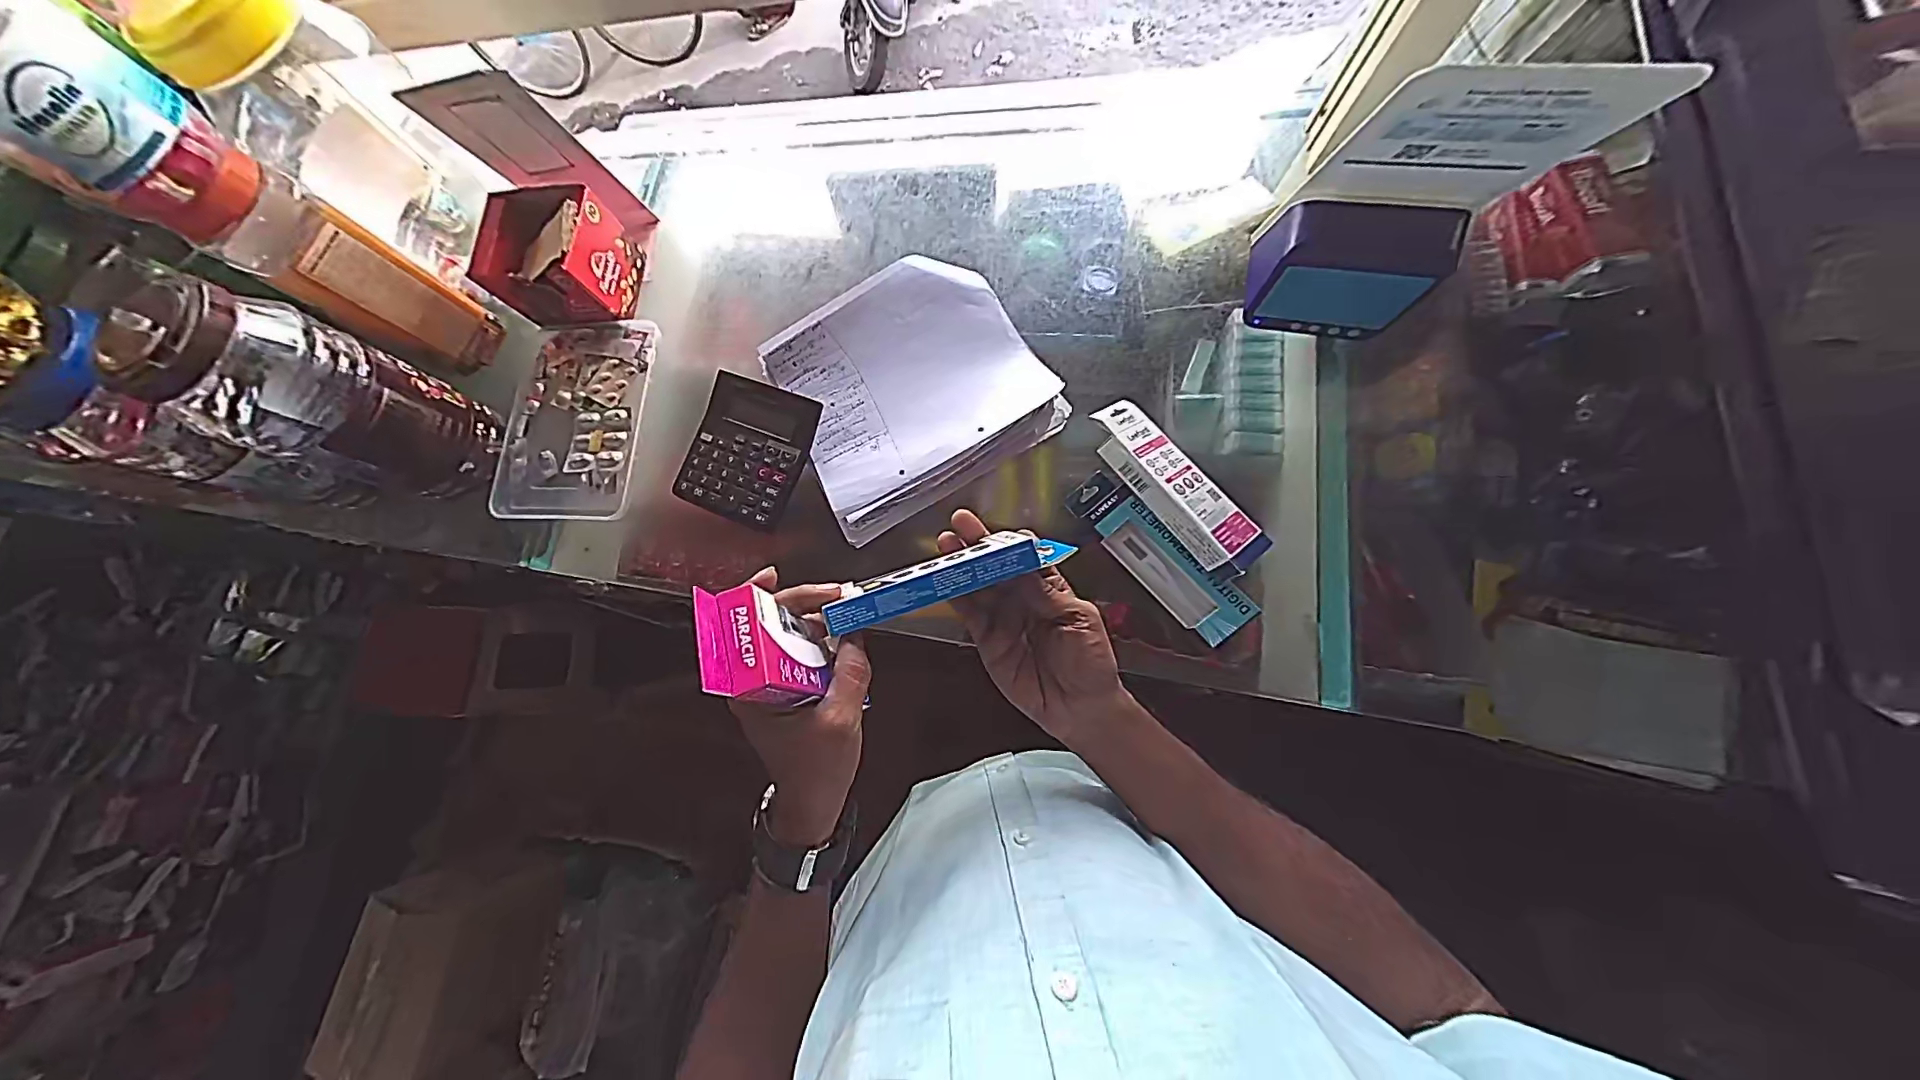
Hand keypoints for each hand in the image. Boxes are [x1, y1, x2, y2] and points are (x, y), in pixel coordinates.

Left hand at [729, 567, 871, 846]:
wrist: (811, 802)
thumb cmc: (815, 771)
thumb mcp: (840, 720)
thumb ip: (850, 673)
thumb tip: (854, 634)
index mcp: (750, 689)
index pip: (743, 630)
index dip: (756, 598)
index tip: (774, 578)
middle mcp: (753, 681)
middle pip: (767, 623)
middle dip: (801, 602)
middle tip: (837, 597)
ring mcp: (770, 683)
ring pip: (786, 633)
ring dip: (815, 618)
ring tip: (846, 613)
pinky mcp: (787, 687)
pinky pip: (799, 650)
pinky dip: (820, 637)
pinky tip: (841, 635)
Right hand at [938, 508, 1128, 746]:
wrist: (1081, 707)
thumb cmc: (1091, 663)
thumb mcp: (1079, 621)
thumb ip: (1049, 594)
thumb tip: (1025, 568)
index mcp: (1050, 588)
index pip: (1025, 556)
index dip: (1008, 542)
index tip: (995, 531)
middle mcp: (1024, 599)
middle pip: (996, 565)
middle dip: (977, 544)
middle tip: (960, 525)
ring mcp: (1004, 618)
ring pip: (978, 585)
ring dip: (962, 565)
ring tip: (946, 546)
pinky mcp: (989, 640)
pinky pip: (970, 614)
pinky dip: (957, 597)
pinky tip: (946, 581)